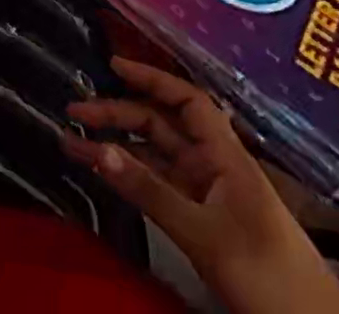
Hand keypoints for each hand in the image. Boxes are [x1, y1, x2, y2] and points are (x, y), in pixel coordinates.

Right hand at [64, 58, 338, 313]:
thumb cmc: (267, 274)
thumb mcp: (204, 233)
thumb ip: (150, 191)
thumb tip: (99, 151)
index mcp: (224, 155)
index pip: (186, 100)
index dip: (152, 78)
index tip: (114, 65)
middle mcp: (213, 164)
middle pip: (161, 125)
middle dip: (118, 113)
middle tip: (74, 110)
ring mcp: (205, 192)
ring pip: (153, 155)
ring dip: (115, 146)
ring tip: (71, 141)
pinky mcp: (199, 218)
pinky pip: (156, 184)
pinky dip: (128, 175)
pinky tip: (100, 171)